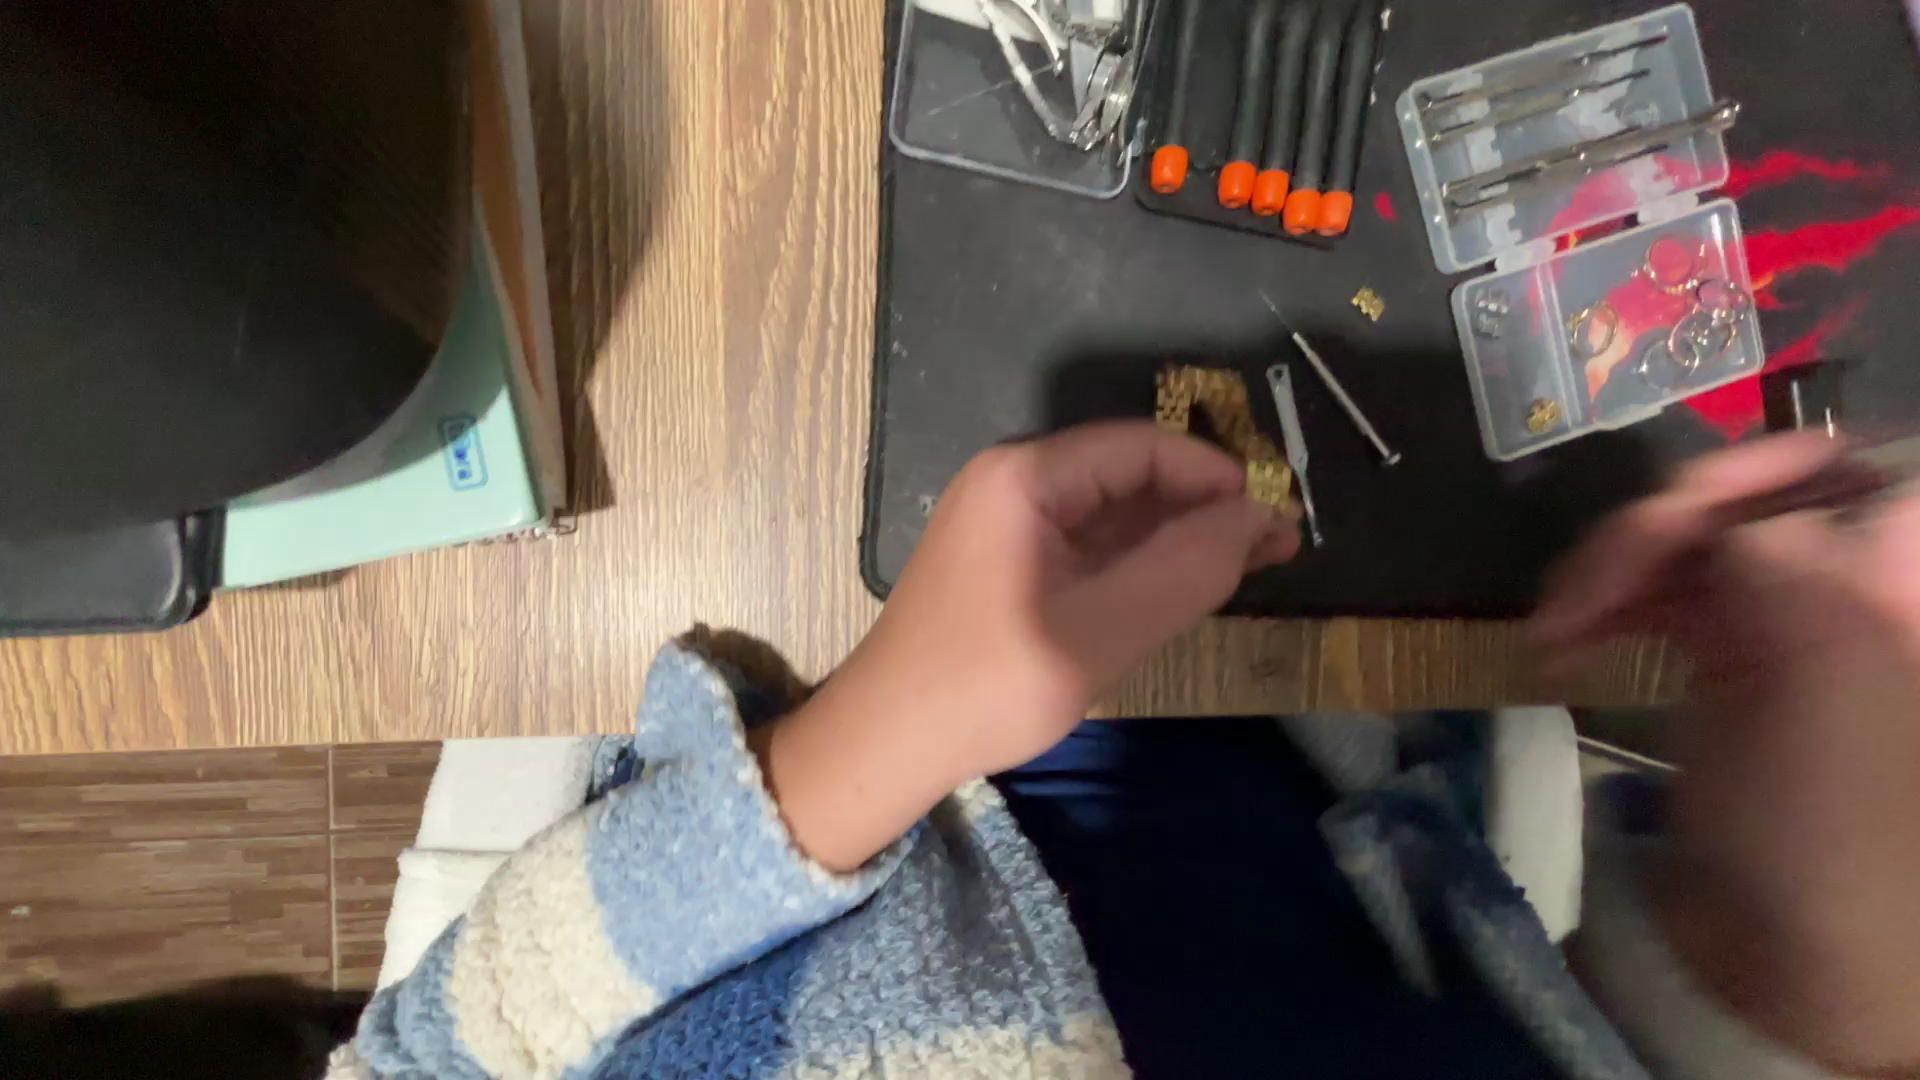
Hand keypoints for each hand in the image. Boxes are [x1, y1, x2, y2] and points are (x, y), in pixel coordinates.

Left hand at [756, 422, 1299, 870]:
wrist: (888, 739)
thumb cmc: (988, 686)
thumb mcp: (1100, 631)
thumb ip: (1184, 570)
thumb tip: (1258, 516)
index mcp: (1023, 478)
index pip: (1139, 447)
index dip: (1212, 475)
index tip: (1271, 516)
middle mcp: (1009, 483)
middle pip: (1124, 474)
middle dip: (1199, 507)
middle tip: (1271, 547)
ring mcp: (1002, 521)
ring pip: (1106, 512)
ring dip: (1170, 536)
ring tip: (1241, 567)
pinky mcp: (1003, 560)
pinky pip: (1081, 544)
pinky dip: (1131, 561)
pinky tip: (1175, 584)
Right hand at [1533, 433, 1919, 1070]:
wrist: (1785, 930)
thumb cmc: (1829, 836)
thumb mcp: (1828, 715)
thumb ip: (1806, 595)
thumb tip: (1749, 513)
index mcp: (1907, 592)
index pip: (1860, 472)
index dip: (1763, 468)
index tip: (1671, 514)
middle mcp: (1855, 585)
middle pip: (1744, 499)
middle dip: (1644, 537)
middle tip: (1576, 595)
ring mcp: (1786, 611)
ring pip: (1683, 537)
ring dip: (1604, 572)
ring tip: (1553, 629)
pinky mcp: (1722, 639)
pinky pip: (1650, 584)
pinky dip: (1595, 603)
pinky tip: (1559, 643)